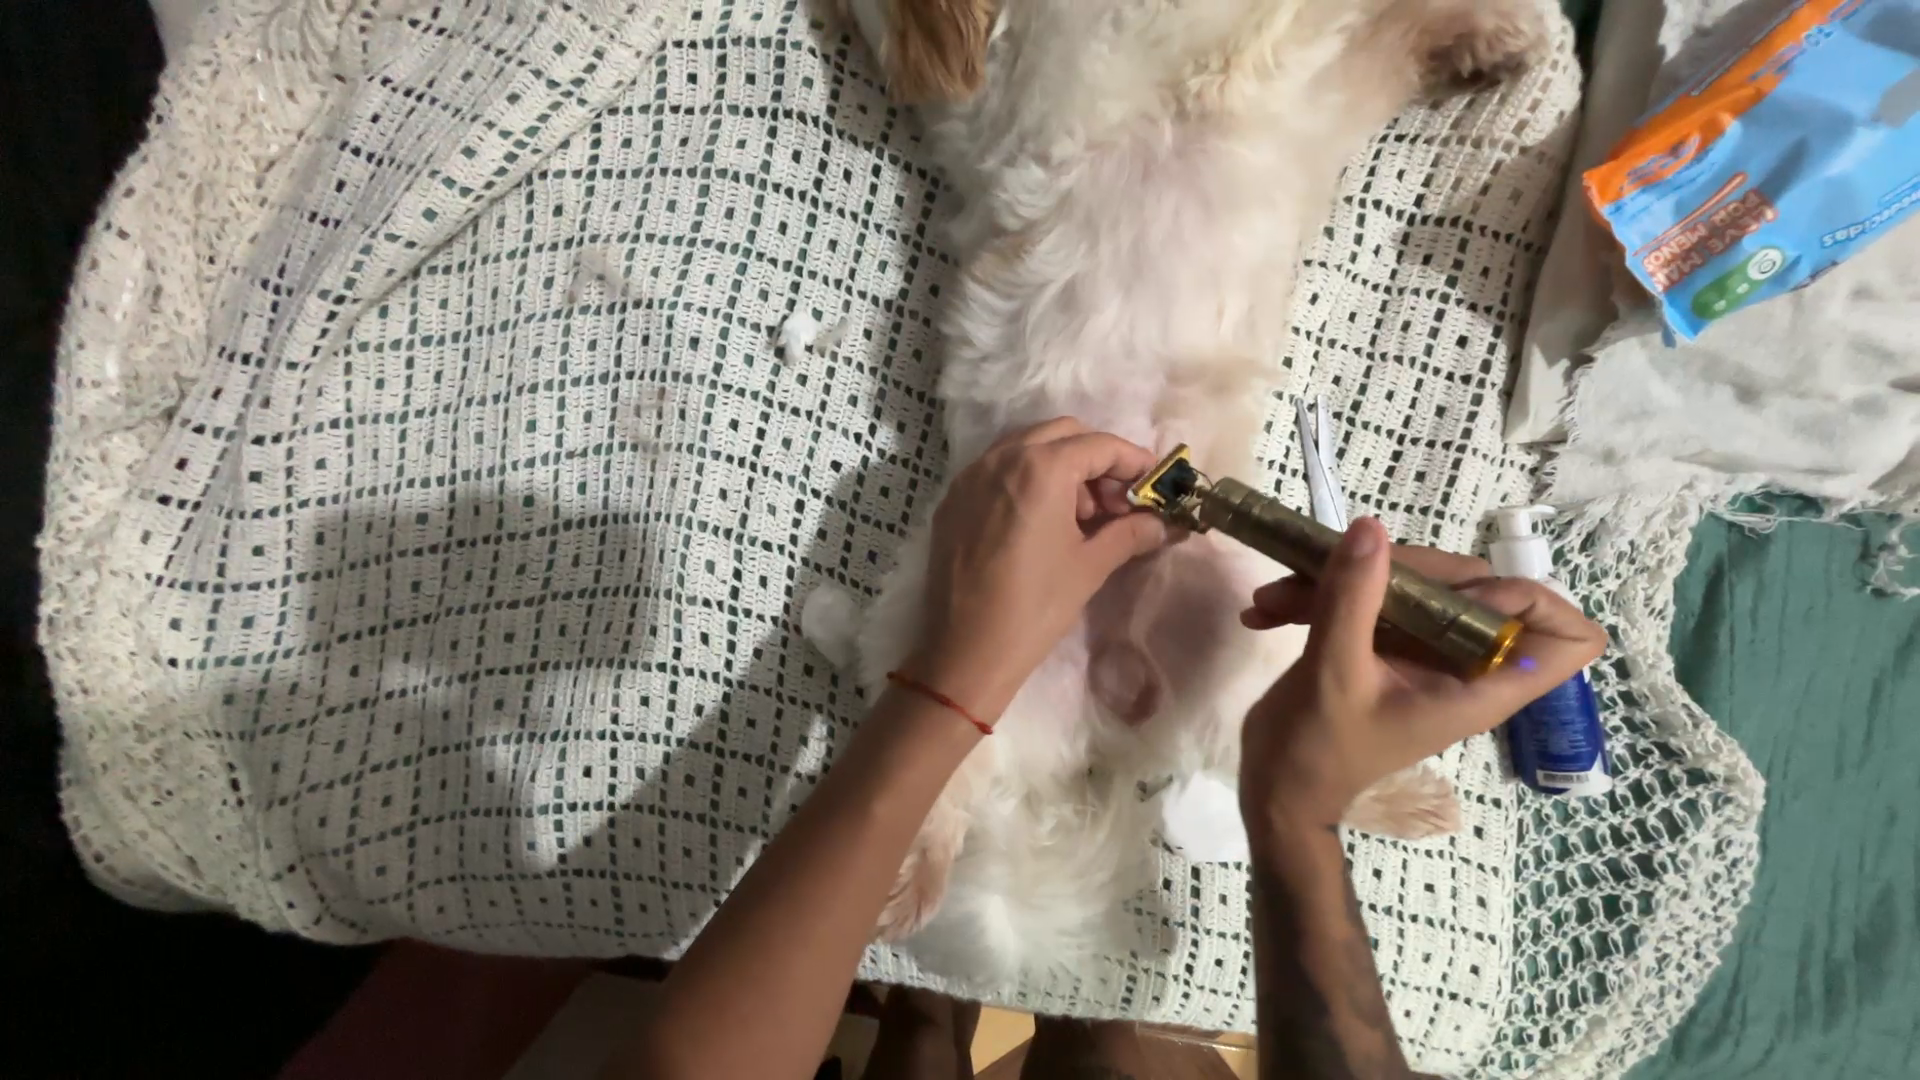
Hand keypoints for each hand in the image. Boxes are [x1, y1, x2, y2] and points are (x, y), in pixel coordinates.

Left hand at [907, 418, 1168, 723]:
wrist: (966, 651)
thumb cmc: (1035, 607)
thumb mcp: (1090, 566)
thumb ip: (1129, 533)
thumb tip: (1161, 523)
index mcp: (1039, 468)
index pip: (1098, 445)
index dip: (1134, 461)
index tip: (1153, 485)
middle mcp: (1000, 459)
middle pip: (1062, 434)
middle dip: (1096, 459)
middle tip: (1117, 500)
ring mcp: (970, 477)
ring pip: (1026, 448)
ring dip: (1061, 467)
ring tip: (1081, 515)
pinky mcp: (952, 500)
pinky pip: (997, 470)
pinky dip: (1026, 479)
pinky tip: (1041, 521)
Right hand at [1238, 517, 1606, 829]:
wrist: (1275, 787)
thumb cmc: (1318, 749)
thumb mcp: (1334, 672)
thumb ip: (1353, 599)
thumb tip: (1368, 528)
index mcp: (1479, 684)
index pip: (1568, 638)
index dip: (1526, 601)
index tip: (1453, 598)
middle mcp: (1457, 663)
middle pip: (1468, 588)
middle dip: (1395, 570)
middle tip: (1334, 571)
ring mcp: (1414, 652)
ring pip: (1405, 586)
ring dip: (1333, 580)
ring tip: (1271, 599)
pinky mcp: (1375, 645)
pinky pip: (1363, 598)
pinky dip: (1314, 596)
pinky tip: (1265, 611)